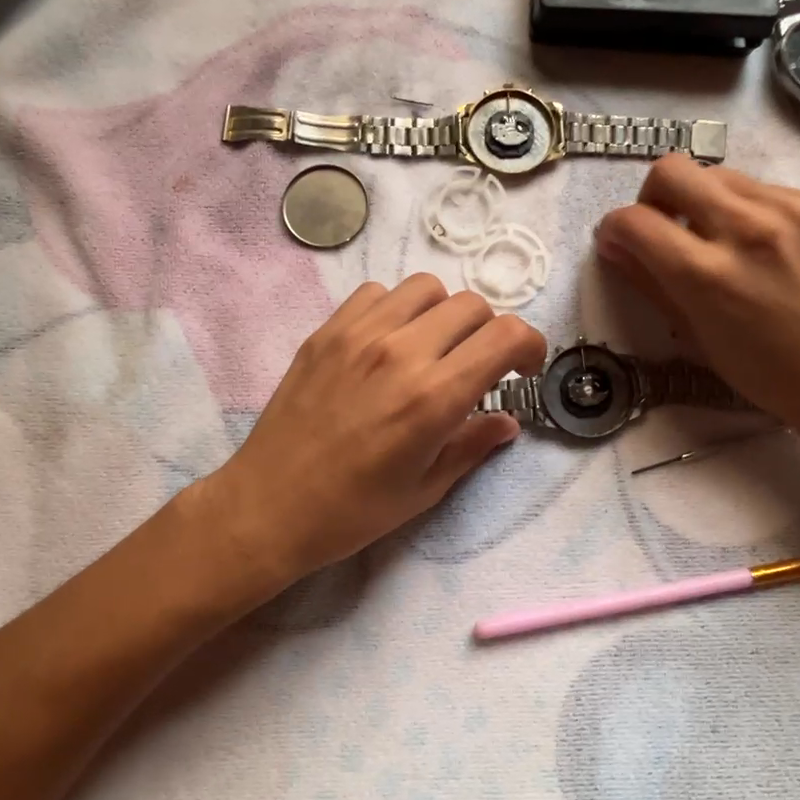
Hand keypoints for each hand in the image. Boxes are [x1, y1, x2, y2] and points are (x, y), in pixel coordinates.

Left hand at [199, 275, 544, 584]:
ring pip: (425, 288)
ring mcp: (358, 335)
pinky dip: (396, 308)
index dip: (529, 346)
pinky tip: (389, 343)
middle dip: (489, 332)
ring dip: (444, 313)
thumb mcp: (426, 489)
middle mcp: (400, 352)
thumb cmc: (353, 511)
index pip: (505, 335)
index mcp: (434, 397)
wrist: (269, 506)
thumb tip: (507, 421)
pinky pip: (375, 293)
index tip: (523, 370)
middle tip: (478, 366)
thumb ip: (473, 445)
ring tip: (433, 348)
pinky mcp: (326, 332)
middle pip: (471, 305)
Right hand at [594, 155, 799, 447]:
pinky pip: (763, 188)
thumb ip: (648, 281)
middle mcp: (746, 228)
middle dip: (653, 195)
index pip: (635, 220)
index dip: (614, 228)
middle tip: (663, 226)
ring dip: (703, 202)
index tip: (618, 240)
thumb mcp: (694, 335)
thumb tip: (612, 244)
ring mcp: (790, 209)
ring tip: (719, 240)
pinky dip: (748, 210)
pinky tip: (765, 246)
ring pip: (719, 175)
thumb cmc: (765, 372)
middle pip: (672, 171)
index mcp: (707, 274)